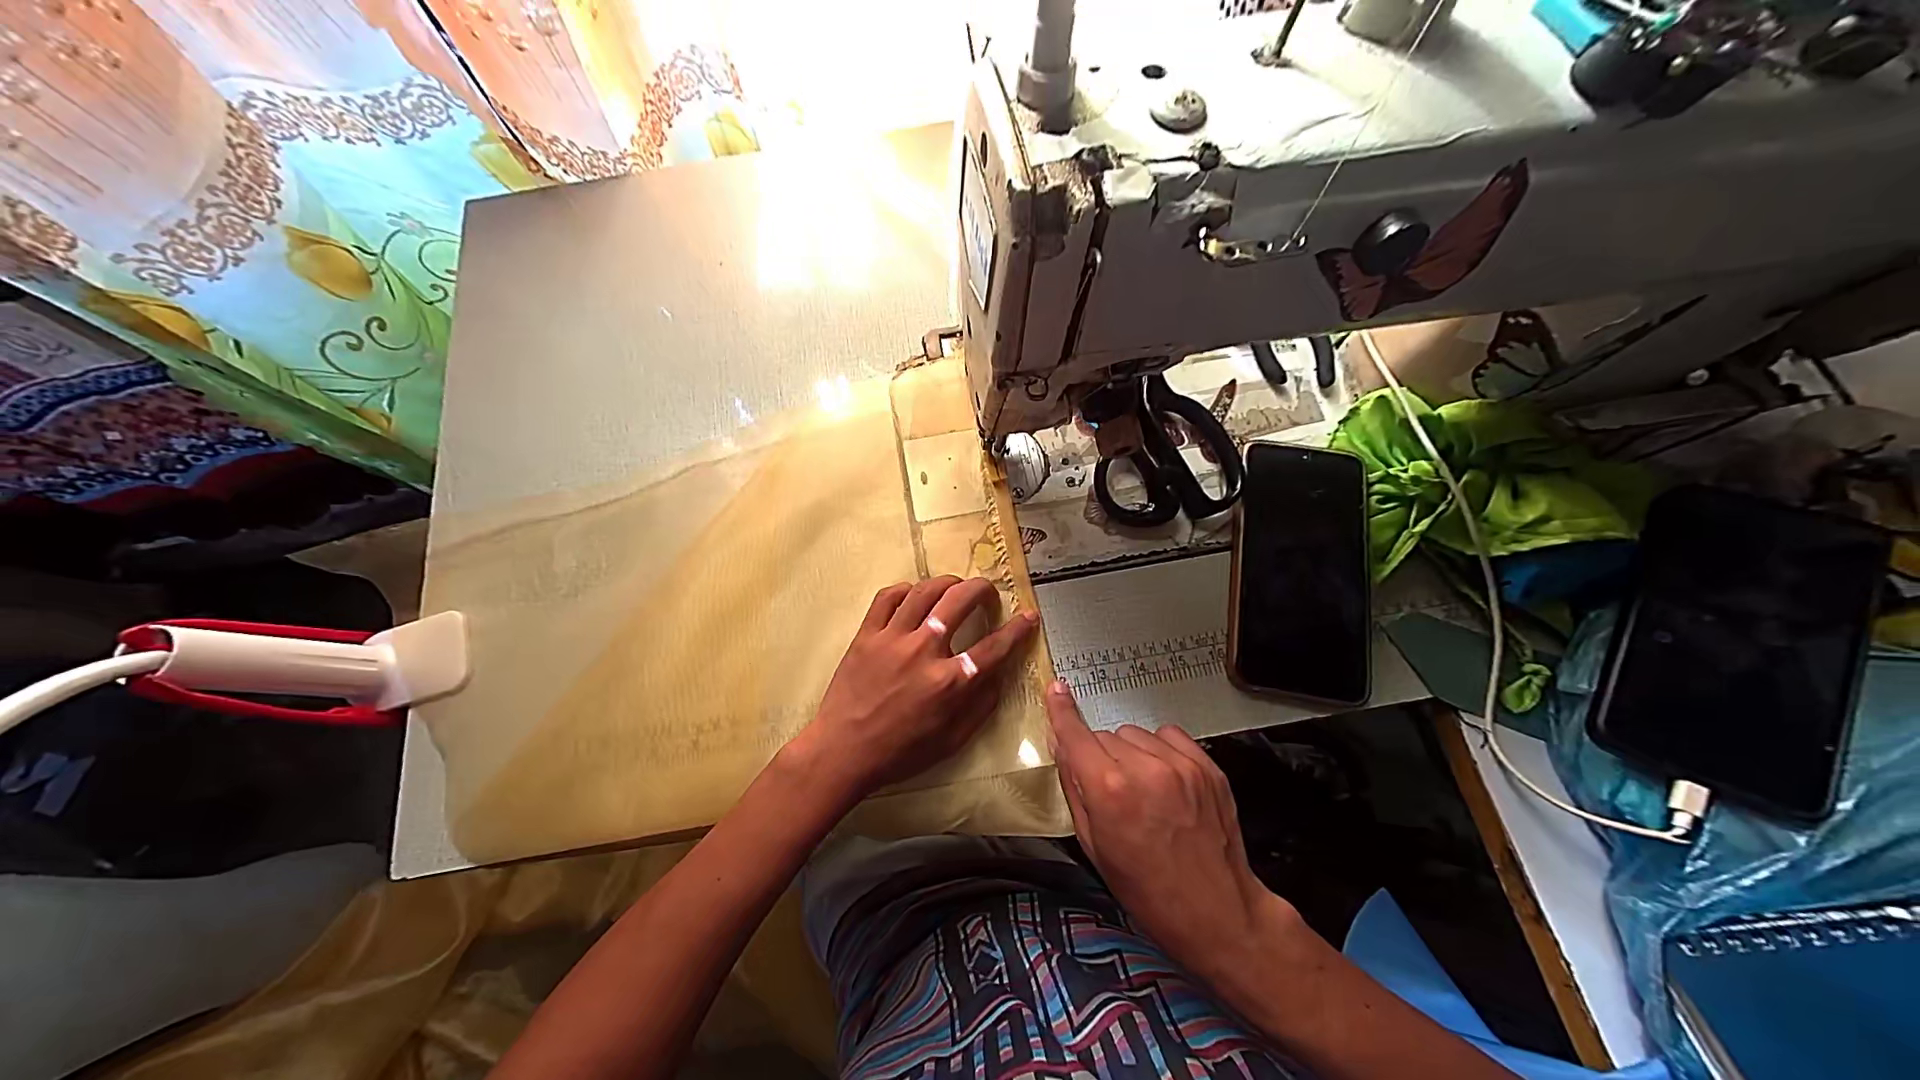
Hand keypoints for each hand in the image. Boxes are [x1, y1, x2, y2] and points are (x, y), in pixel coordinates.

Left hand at [789, 576, 1038, 803]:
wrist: (843, 752)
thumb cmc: (899, 752)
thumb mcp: (952, 740)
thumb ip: (981, 706)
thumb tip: (999, 675)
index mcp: (949, 683)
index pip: (994, 646)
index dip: (1018, 628)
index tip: (1029, 616)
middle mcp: (923, 652)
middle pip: (961, 600)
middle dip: (982, 589)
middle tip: (987, 593)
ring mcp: (892, 639)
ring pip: (925, 590)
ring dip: (947, 583)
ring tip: (954, 587)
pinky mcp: (866, 634)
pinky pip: (888, 597)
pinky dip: (906, 589)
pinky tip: (914, 596)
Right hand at [1045, 681, 1301, 986]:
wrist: (1216, 912)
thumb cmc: (1148, 890)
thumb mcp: (1094, 846)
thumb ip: (1075, 789)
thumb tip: (1062, 748)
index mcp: (1110, 791)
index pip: (1076, 735)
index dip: (1061, 711)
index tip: (1055, 690)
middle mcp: (1145, 769)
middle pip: (1105, 737)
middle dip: (1100, 757)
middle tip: (1112, 792)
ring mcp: (1181, 765)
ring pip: (1135, 735)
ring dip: (1130, 753)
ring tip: (1143, 789)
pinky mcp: (1207, 766)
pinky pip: (1168, 735)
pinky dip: (1159, 750)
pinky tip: (1164, 779)